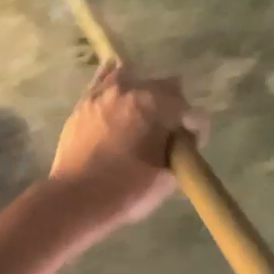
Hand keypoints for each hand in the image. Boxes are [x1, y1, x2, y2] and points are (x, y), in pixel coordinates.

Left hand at [49, 61, 207, 224]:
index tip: (191, 148)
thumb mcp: (166, 178)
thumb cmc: (125, 190)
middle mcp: (130, 89)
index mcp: (155, 105)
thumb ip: (181, 152)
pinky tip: (119, 92)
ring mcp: (103, 93)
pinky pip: (104, 80)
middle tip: (168, 134)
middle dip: (172, 109)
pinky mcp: (83, 102)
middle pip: (165, 88)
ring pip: (134, 77)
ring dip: (144, 93)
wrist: (76, 197)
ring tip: (143, 115)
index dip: (197, 130)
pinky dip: (115, 83)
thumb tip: (181, 143)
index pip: (191, 111)